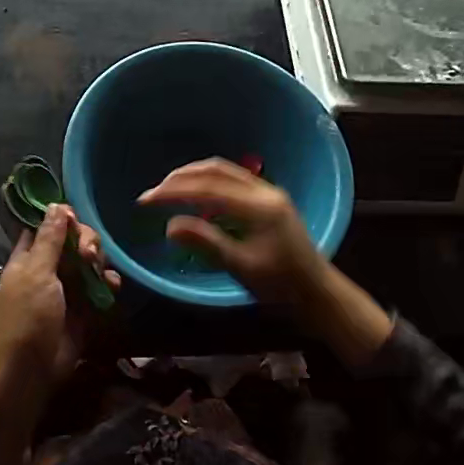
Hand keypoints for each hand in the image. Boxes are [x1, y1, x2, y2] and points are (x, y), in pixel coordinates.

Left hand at [0, 203, 118, 382]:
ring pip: (89, 263)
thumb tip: (55, 205)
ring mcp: (67, 289)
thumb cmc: (28, 315)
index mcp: (28, 258)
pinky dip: (108, 284)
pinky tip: (112, 287)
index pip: (46, 227)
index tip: (76, 219)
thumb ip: (49, 239)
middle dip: (86, 242)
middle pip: (73, 242)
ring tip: (100, 273)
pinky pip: (100, 287)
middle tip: (89, 255)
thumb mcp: (36, 272)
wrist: (33, 366)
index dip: (62, 219)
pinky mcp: (84, 308)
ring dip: (99, 263)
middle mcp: (48, 269)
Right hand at [139, 158, 392, 365]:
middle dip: (180, 177)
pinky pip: (233, 181)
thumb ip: (206, 243)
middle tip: (153, 192)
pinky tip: (195, 197)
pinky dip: (207, 182)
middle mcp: (265, 192)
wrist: (317, 294)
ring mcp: (269, 194)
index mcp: (259, 206)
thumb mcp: (241, 267)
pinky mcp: (269, 202)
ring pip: (224, 172)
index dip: (173, 191)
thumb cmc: (281, 286)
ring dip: (193, 176)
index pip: (207, 188)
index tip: (146, 200)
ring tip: (167, 189)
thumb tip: (169, 226)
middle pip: (215, 170)